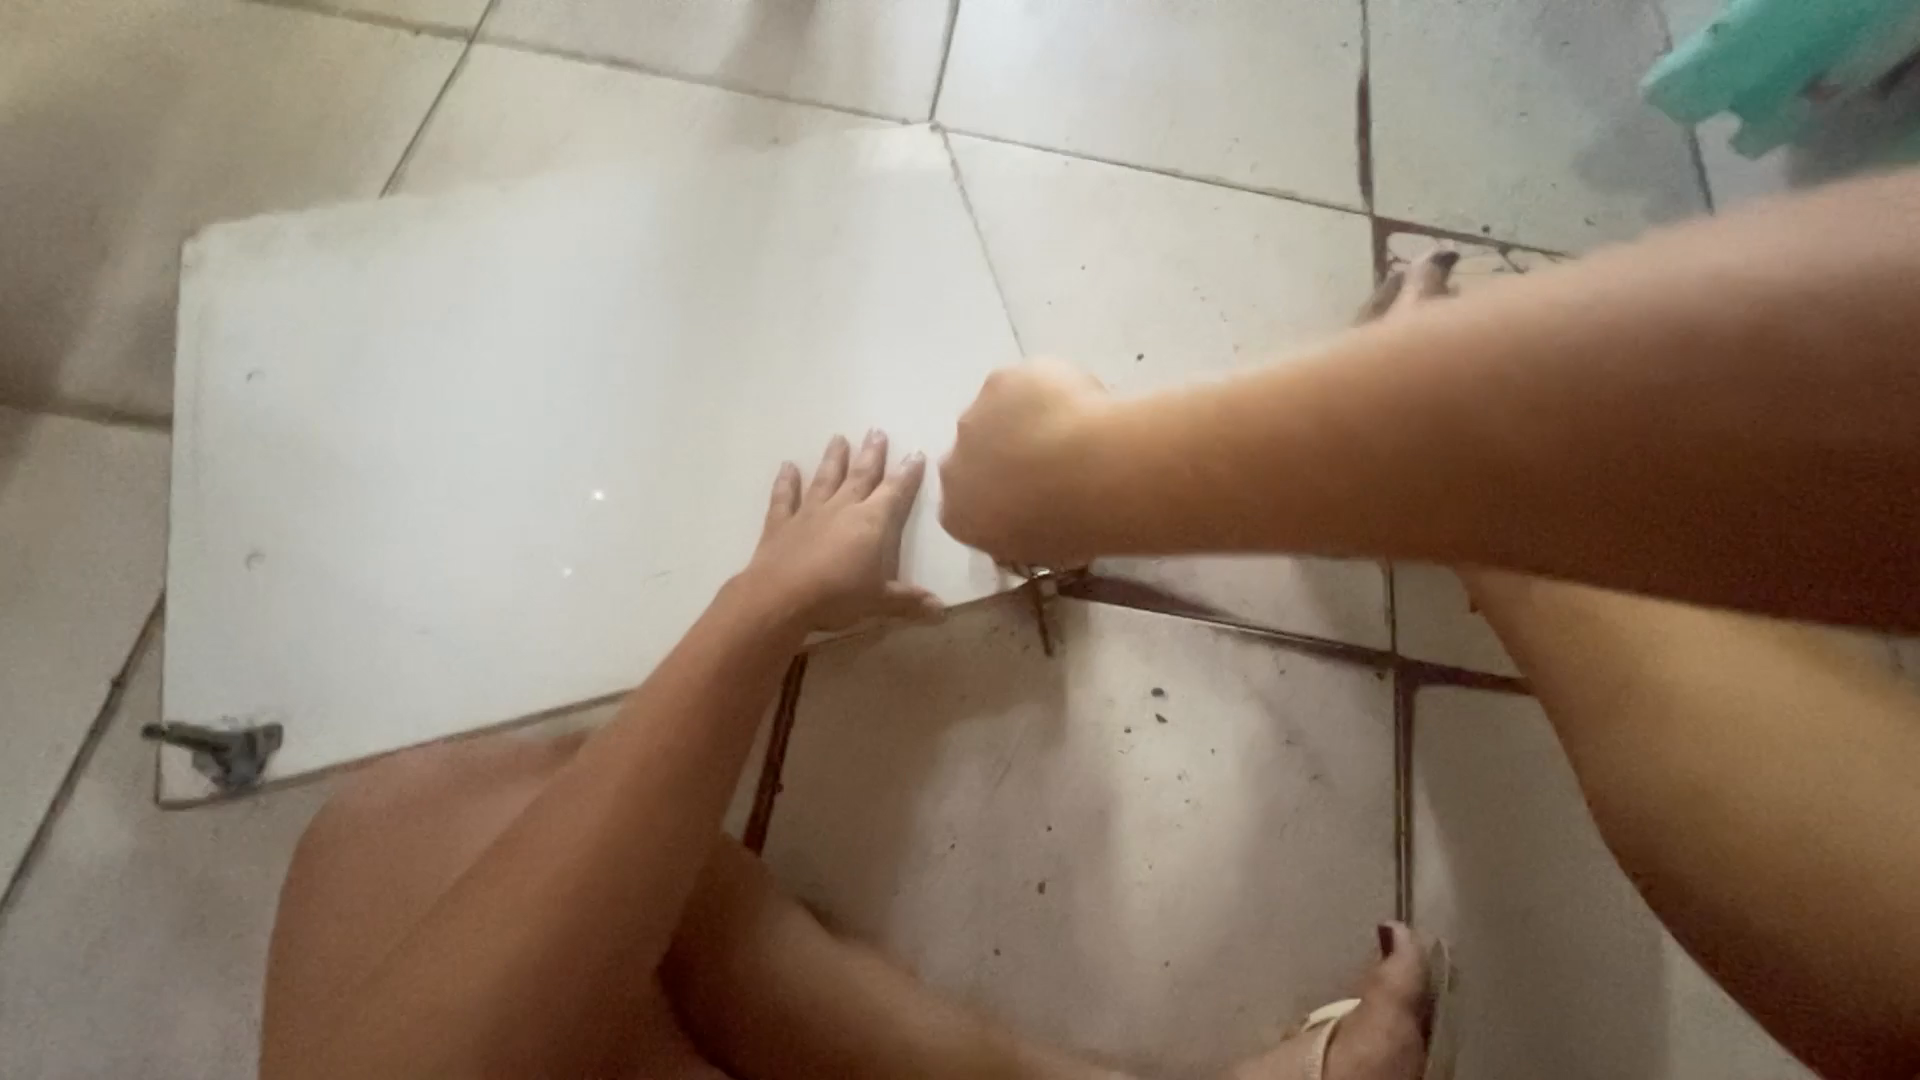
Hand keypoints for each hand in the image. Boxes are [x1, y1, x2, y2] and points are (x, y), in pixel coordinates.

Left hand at [744, 430, 942, 632]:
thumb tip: (941, 610)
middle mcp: (842, 508)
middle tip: (876, 431)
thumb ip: (909, 601)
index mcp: (872, 523)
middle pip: (861, 475)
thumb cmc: (837, 597)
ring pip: (825, 478)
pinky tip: (787, 466)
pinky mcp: (781, 523)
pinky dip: (786, 481)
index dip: (907, 474)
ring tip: (838, 438)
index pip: (895, 491)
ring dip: (834, 458)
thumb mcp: (880, 602)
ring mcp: (809, 513)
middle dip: (872, 454)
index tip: (915, 454)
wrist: (781, 598)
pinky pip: (785, 497)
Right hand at [938, 358, 1111, 566]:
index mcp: (958, 515)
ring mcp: (973, 418)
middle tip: (1050, 460)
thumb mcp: (1041, 550)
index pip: (967, 505)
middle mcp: (952, 466)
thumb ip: (1025, 530)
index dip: (999, 495)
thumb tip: (1042, 521)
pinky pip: (1023, 384)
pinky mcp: (998, 381)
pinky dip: (1046, 390)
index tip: (1029, 494)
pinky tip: (1077, 405)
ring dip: (1023, 418)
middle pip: (974, 454)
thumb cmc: (1068, 526)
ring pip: (995, 412)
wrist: (1088, 475)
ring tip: (1070, 429)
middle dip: (1003, 452)